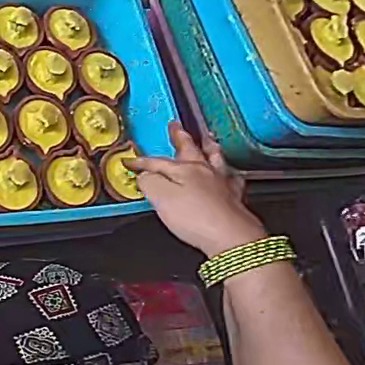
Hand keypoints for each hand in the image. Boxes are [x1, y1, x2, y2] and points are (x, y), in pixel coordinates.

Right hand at [126, 121, 268, 255]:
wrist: (230, 237)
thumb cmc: (196, 218)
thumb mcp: (161, 198)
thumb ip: (149, 183)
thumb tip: (144, 176)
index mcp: (184, 170)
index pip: (156, 162)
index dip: (141, 162)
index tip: (131, 162)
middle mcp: (204, 171)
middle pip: (190, 149)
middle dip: (180, 137)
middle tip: (176, 127)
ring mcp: (222, 183)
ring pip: (214, 157)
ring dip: (208, 146)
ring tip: (207, 138)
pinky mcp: (234, 198)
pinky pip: (232, 177)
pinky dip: (229, 171)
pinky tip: (230, 172)